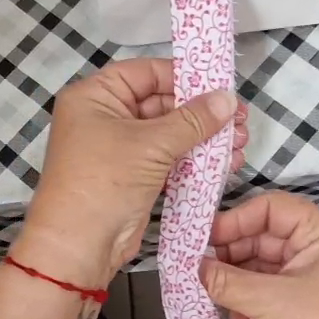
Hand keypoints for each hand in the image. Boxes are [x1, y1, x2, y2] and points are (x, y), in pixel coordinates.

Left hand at [15, 58, 247, 285]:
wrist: (78, 245)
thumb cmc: (104, 182)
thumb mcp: (150, 144)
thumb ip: (192, 120)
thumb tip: (227, 99)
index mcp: (94, 97)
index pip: (145, 73)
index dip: (183, 77)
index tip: (220, 86)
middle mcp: (104, 117)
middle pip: (161, 104)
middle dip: (202, 114)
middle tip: (240, 120)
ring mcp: (118, 149)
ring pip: (168, 135)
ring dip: (203, 139)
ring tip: (239, 144)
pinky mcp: (132, 177)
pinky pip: (167, 160)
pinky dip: (193, 161)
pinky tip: (225, 164)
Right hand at [200, 192, 318, 318]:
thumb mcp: (270, 303)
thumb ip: (226, 281)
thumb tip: (192, 267)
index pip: (272, 208)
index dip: (236, 220)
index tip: (203, 240)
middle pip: (264, 237)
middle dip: (231, 257)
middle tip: (199, 272)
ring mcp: (313, 277)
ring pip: (262, 267)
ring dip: (236, 286)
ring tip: (213, 301)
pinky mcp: (305, 304)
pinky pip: (268, 292)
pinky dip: (250, 305)